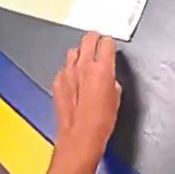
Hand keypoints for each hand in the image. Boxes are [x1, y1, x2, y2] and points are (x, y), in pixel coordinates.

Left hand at [51, 32, 120, 169]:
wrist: (80, 135)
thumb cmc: (101, 121)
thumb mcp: (117, 98)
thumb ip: (112, 81)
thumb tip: (108, 78)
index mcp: (102, 69)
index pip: (106, 43)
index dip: (109, 42)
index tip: (110, 44)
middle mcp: (83, 66)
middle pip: (88, 39)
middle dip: (94, 38)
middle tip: (98, 41)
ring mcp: (67, 73)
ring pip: (74, 51)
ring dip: (81, 52)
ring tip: (85, 60)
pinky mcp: (57, 82)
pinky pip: (64, 68)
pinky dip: (70, 69)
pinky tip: (74, 79)